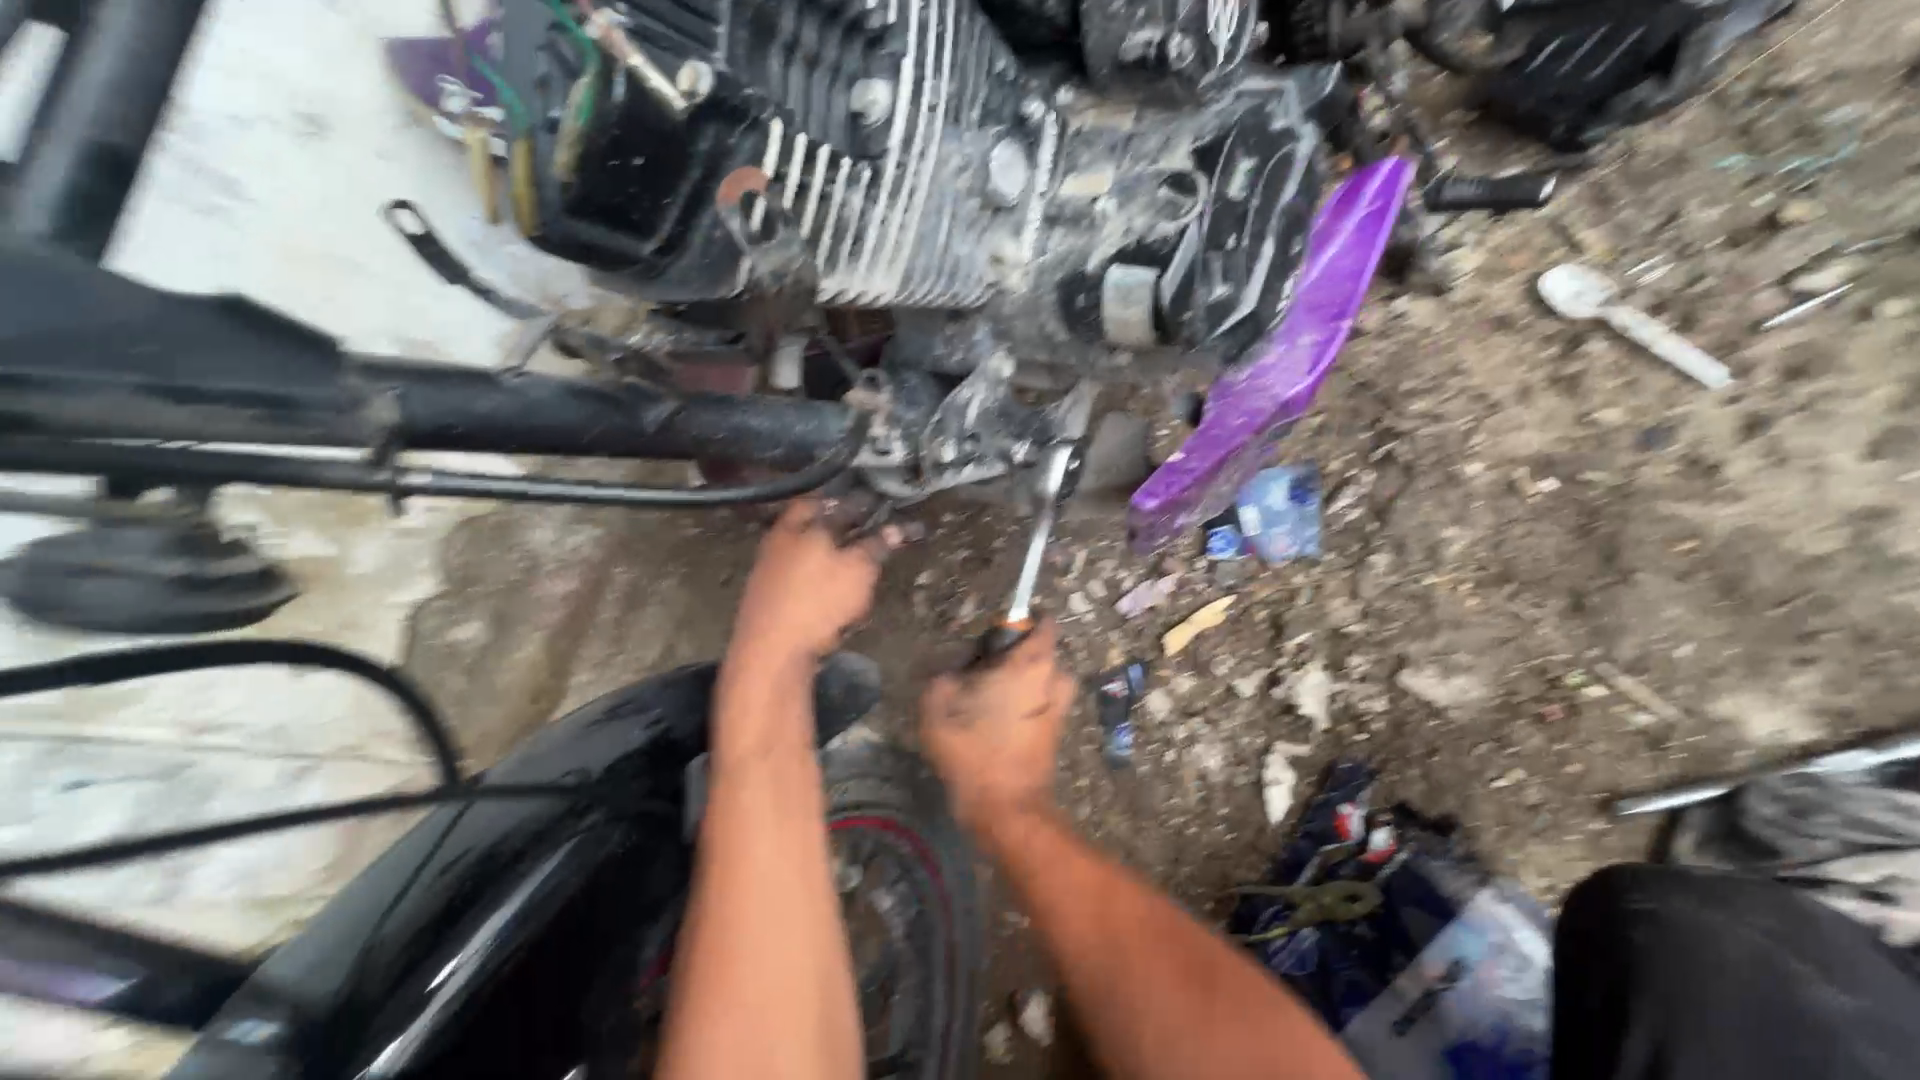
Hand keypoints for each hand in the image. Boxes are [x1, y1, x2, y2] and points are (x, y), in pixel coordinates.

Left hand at [728, 497, 898, 669]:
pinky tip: (828, 593)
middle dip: (836, 526)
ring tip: (848, 563)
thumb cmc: (819, 601)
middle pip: (811, 523)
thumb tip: (895, 528)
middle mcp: (779, 539)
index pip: (830, 500)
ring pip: (802, 550)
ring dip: (824, 553)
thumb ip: (876, 546)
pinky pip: (795, 578)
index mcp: (800, 523)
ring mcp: (767, 568)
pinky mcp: (765, 596)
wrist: (770, 651)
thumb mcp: (859, 570)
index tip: (874, 506)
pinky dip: (813, 578)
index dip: (855, 501)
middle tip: (861, 532)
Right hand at [919, 619, 1076, 834]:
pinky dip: (1021, 705)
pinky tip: (992, 723)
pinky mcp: (1055, 731)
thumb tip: (957, 664)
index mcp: (1033, 661)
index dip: (1016, 622)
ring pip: (1038, 678)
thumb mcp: (938, 699)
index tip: (990, 636)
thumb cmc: (971, 746)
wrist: (1003, 806)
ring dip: (1017, 682)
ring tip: (984, 700)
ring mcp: (1059, 707)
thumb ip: (946, 668)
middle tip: (977, 671)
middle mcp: (1055, 678)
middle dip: (1012, 655)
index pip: (1041, 621)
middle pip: (1037, 651)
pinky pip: (1038, 702)